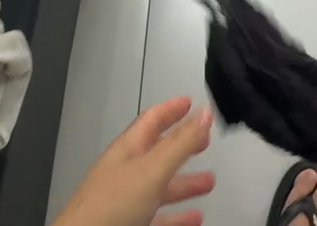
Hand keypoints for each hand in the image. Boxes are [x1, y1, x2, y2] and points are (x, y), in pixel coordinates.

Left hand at [52, 97, 216, 225]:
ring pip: (161, 187)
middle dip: (184, 146)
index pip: (152, 119)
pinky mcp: (129, 224)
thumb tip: (203, 113)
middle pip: (160, 152)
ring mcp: (126, 199)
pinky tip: (191, 219)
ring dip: (185, 183)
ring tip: (207, 183)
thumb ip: (179, 142)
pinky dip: (177, 216)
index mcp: (129, 148)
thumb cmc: (109, 206)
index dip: (172, 109)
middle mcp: (127, 171)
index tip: (188, 102)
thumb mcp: (152, 169)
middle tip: (203, 140)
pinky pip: (159, 216)